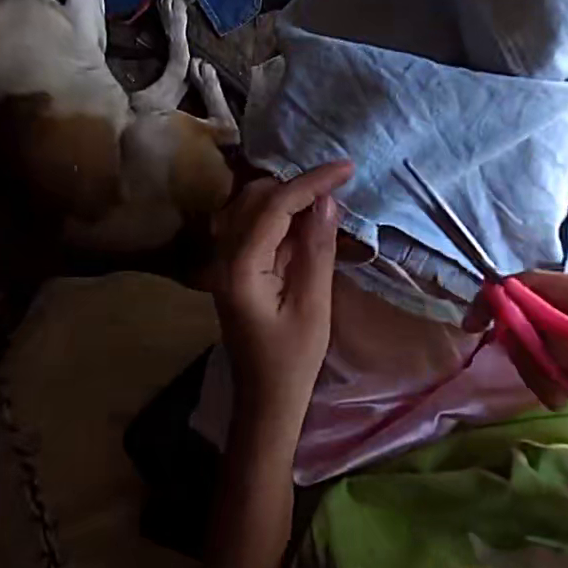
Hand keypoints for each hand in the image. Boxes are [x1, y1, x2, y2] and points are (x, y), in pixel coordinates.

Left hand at [210, 161, 354, 429]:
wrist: (265, 399)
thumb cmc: (293, 360)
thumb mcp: (313, 306)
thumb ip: (317, 249)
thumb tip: (326, 201)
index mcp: (239, 267)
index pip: (273, 206)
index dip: (311, 182)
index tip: (346, 168)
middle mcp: (222, 257)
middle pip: (253, 198)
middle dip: (295, 184)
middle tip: (337, 183)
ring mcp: (222, 263)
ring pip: (249, 209)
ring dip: (285, 197)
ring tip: (325, 196)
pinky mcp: (232, 271)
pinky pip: (251, 228)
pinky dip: (278, 217)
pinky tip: (305, 221)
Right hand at [510, 271, 567, 439]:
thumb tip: (549, 342)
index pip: (535, 283)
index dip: (500, 299)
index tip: (476, 330)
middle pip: (531, 315)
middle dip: (529, 353)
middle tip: (553, 393)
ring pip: (541, 339)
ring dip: (545, 371)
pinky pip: (557, 356)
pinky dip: (559, 378)